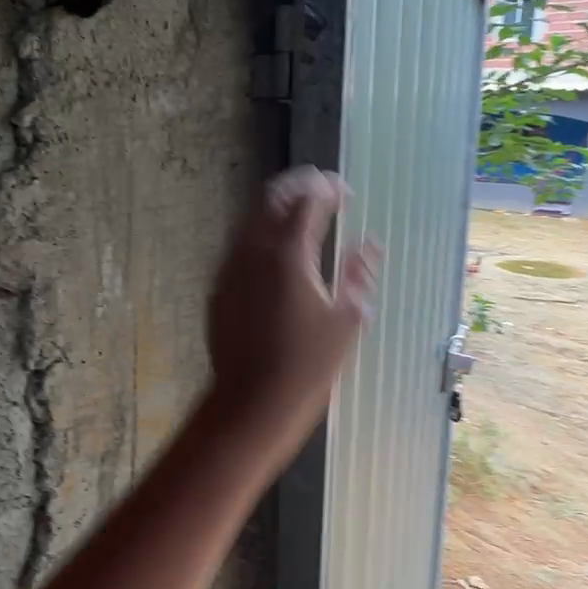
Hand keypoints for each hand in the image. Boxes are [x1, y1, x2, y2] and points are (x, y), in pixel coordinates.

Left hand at [205, 167, 378, 449]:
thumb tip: (369, 246)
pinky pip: (238, 246)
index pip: (308, 200)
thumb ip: (356, 275)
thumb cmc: (307, 366)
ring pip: (250, 219)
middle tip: (319, 190)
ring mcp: (230, 268)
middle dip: (298, 187)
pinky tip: (273, 251)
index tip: (342, 191)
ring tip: (298, 214)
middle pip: (273, 198)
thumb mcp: (345, 320)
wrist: (252, 401)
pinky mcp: (219, 287)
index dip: (327, 188)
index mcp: (289, 253)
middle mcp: (254, 251)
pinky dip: (258, 234)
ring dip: (275, 208)